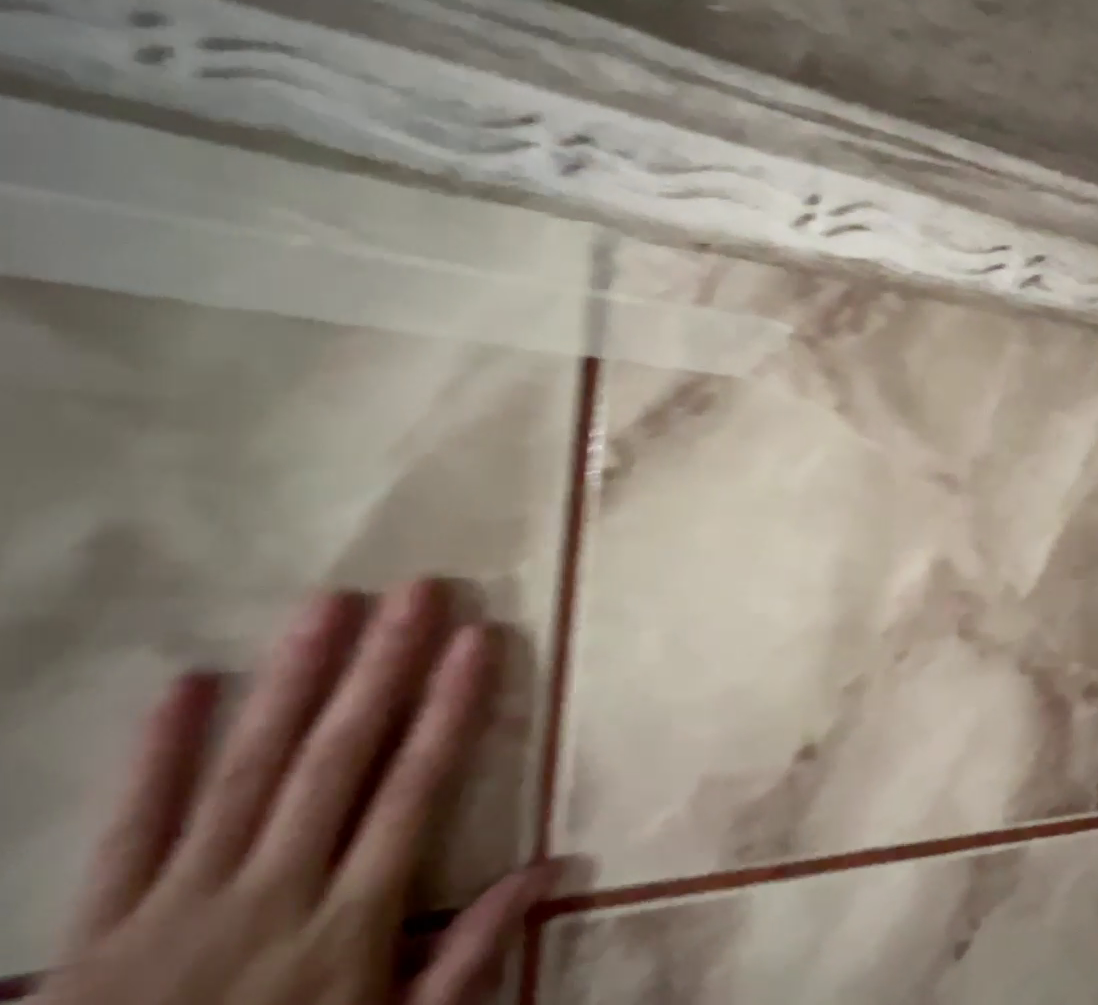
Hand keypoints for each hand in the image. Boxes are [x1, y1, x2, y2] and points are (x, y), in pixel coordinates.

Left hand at [36, 580, 559, 1004]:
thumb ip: (469, 959)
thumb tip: (550, 868)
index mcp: (349, 926)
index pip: (412, 791)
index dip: (448, 709)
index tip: (476, 638)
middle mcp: (273, 894)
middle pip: (336, 762)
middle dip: (382, 667)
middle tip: (415, 589)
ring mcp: (180, 903)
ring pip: (246, 772)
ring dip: (293, 681)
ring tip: (329, 604)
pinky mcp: (98, 924)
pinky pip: (131, 829)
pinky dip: (157, 755)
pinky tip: (190, 682)